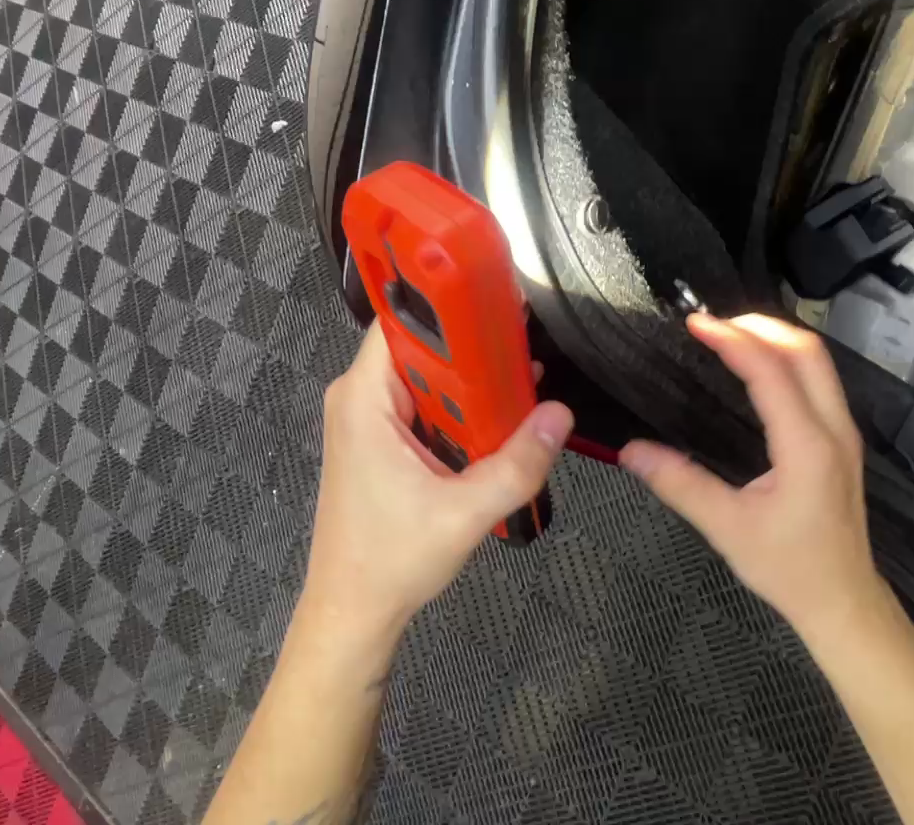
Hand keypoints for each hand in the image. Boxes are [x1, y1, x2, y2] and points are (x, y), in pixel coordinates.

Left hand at [302, 323, 573, 638]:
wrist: (352, 614)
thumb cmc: (391, 561)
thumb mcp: (464, 513)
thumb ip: (518, 463)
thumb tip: (562, 413)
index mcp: (364, 399)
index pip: (402, 322)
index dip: (450, 304)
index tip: (500, 299)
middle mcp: (359, 398)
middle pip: (421, 346)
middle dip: (474, 343)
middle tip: (526, 337)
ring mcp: (369, 419)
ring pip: (428, 376)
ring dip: (473, 378)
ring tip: (525, 370)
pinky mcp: (382, 441)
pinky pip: (427, 403)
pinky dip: (462, 404)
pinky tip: (503, 411)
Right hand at [620, 313, 884, 635]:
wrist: (844, 601)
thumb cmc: (789, 568)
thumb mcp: (727, 529)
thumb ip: (680, 484)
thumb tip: (631, 451)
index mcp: (806, 445)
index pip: (771, 371)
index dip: (731, 340)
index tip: (695, 323)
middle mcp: (833, 428)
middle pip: (807, 351)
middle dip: (760, 325)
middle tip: (714, 323)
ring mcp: (843, 432)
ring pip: (818, 362)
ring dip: (777, 339)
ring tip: (730, 336)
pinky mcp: (842, 441)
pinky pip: (819, 380)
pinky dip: (787, 359)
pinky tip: (758, 368)